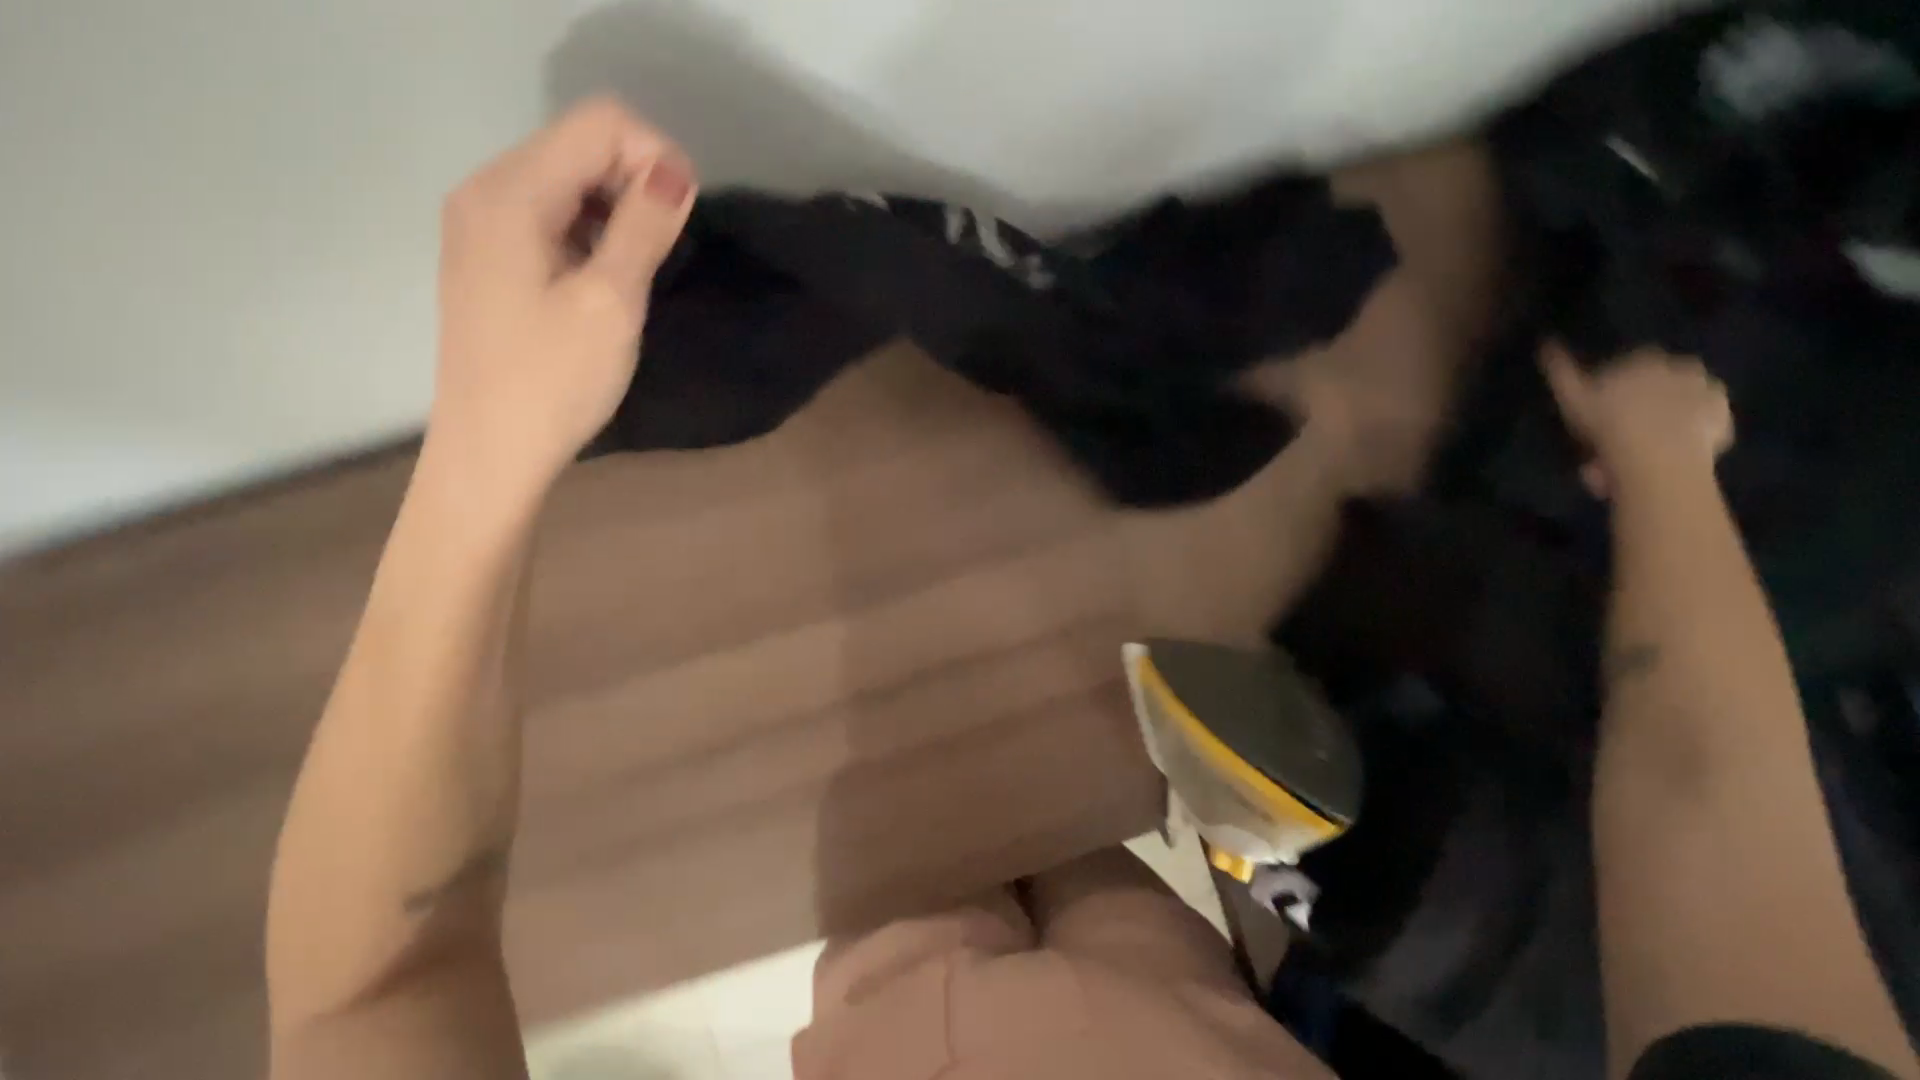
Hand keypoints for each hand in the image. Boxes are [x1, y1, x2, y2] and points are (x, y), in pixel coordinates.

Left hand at [427, 98, 697, 496]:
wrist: (491, 452)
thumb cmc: (553, 382)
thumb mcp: (611, 302)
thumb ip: (645, 226)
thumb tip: (676, 170)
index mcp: (510, 192)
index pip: (600, 124)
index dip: (656, 156)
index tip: (685, 218)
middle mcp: (486, 190)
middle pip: (580, 143)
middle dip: (637, 180)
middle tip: (667, 247)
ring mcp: (481, 223)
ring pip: (569, 179)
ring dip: (618, 208)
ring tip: (638, 268)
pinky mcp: (490, 255)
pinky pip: (551, 214)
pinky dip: (592, 229)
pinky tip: (605, 277)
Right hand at [1540, 343, 1733, 498]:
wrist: (1657, 457)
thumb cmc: (1607, 424)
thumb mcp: (1571, 399)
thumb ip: (1560, 371)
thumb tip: (1546, 341)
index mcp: (1644, 357)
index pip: (1626, 364)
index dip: (1613, 386)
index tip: (1602, 408)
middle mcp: (1681, 365)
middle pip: (1659, 380)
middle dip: (1646, 398)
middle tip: (1625, 428)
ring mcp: (1707, 390)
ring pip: (1683, 399)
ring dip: (1671, 412)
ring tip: (1649, 441)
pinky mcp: (1723, 416)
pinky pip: (1704, 421)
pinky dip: (1692, 429)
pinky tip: (1673, 447)